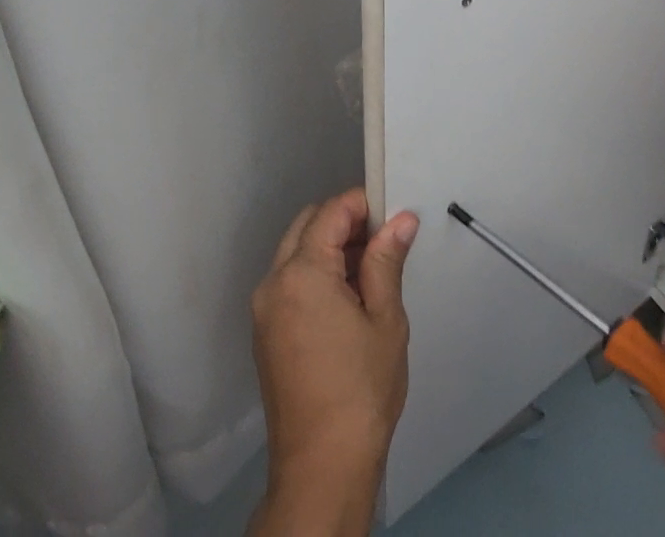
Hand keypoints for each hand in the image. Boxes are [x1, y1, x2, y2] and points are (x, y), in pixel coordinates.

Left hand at [248, 189, 419, 536]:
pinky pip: (289, 283)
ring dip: (329, 248)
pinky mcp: (265, 332)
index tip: (393, 212)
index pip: (330, 214)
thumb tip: (400, 220)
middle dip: (344, 222)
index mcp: (301, 274)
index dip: (362, 203)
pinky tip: (349, 296)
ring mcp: (264, 309)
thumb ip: (386, 261)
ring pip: (294, 254)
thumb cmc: (363, 387)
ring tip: (373, 269)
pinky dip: (316, 274)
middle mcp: (272, 283)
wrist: (323, 460)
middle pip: (306, 228)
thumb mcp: (385, 318)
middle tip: (385, 239)